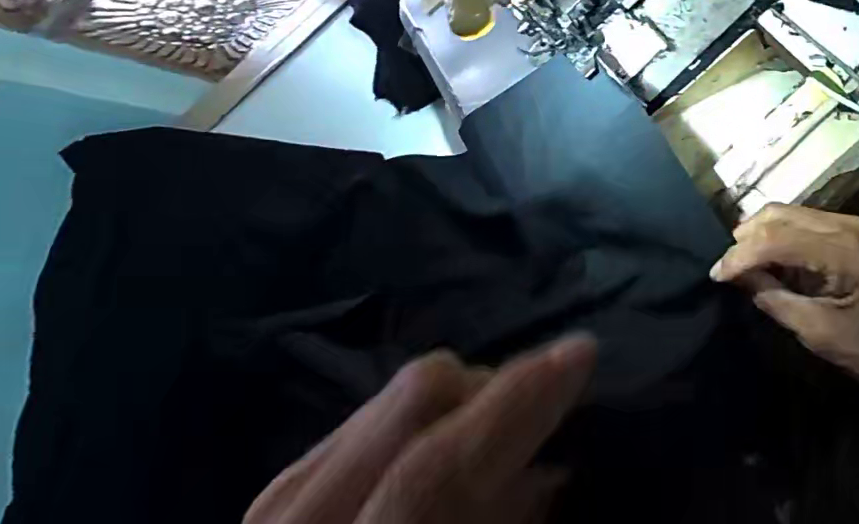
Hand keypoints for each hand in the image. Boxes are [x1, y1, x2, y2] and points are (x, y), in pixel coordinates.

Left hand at [244, 335, 596, 523]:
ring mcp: (278, 505)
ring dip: (462, 400)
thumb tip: (547, 467)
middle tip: (547, 407)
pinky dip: (422, 418)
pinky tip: (447, 450)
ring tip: (501, 435)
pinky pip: (368, 415)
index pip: (438, 471)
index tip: (581, 352)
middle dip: (494, 387)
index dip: (516, 405)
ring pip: (392, 394)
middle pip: (413, 401)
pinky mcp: (277, 492)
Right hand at [712, 205, 858, 400]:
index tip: (715, 275)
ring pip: (785, 214)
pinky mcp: (848, 230)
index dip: (739, 255)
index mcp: (841, 250)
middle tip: (726, 270)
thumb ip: (774, 299)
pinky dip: (776, 236)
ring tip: (741, 264)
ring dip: (758, 235)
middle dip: (745, 240)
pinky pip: (799, 222)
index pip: (775, 238)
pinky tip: (767, 259)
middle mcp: (843, 225)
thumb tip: (737, 277)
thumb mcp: (819, 334)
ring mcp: (847, 224)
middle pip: (777, 216)